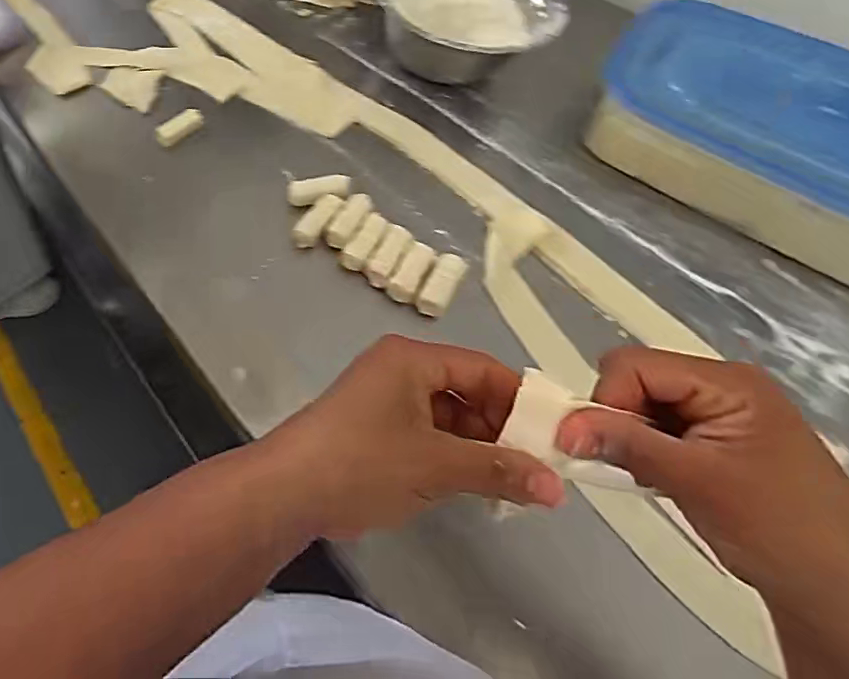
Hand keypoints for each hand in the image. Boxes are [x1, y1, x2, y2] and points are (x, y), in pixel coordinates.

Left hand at [257, 335, 563, 541]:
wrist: (291, 489)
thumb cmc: (363, 462)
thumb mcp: (436, 466)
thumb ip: (497, 470)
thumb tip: (554, 485)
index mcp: (409, 360)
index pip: (480, 367)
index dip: (520, 399)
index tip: (557, 435)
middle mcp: (398, 370)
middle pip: (465, 389)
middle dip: (501, 427)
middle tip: (542, 467)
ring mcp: (385, 399)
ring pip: (448, 415)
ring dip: (479, 446)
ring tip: (517, 483)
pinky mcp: (376, 427)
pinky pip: (428, 433)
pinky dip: (453, 455)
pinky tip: (478, 486)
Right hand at [558, 352, 848, 677]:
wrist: (848, 604)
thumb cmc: (780, 532)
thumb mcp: (693, 481)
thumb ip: (625, 443)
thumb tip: (562, 426)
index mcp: (729, 381)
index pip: (635, 364)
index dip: (608, 398)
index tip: (598, 442)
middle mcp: (726, 386)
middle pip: (639, 379)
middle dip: (620, 417)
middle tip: (626, 462)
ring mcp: (727, 414)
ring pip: (647, 405)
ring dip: (634, 437)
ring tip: (649, 476)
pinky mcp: (724, 441)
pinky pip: (664, 427)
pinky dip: (649, 450)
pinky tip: (661, 479)